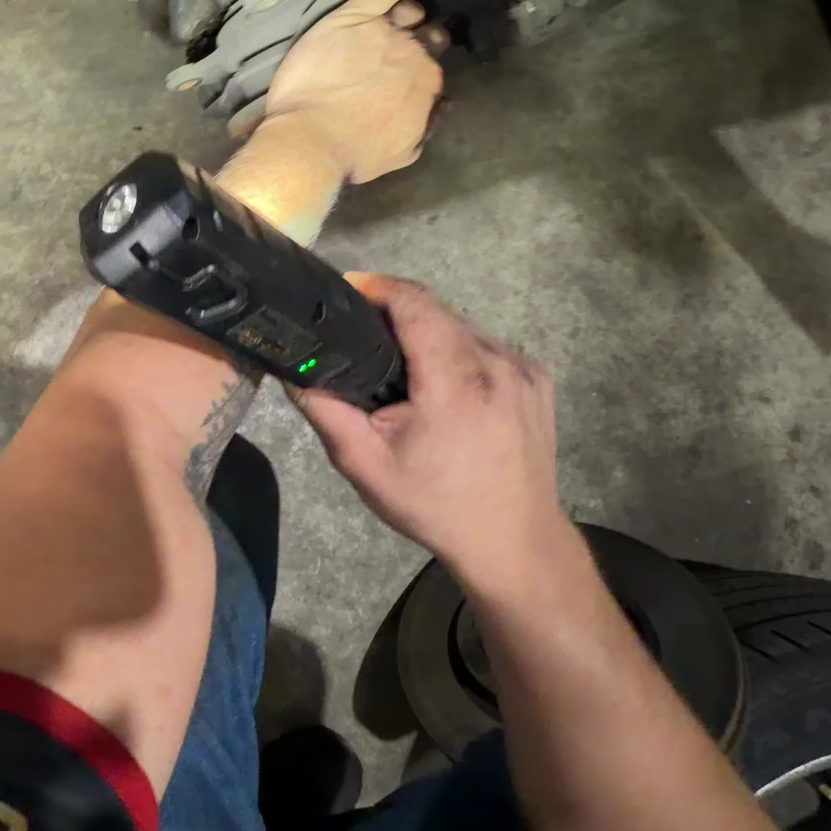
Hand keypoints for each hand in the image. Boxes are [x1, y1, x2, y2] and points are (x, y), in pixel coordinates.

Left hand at [250, 0, 452, 182]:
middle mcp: (415, 55)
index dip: (415, 73)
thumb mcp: (401, 152)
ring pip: (407, 13)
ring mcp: (386, 33)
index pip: (430, 69)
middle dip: (418, 42)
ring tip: (393, 21)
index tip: (401, 80)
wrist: (312, 141)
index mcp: (427, 86)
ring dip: (405, 15)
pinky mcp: (355, 17)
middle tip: (395, 54)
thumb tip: (438, 111)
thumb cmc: (350, 153)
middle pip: (426, 38)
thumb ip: (424, 127)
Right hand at [289, 273, 568, 588]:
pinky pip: (486, 346)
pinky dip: (456, 351)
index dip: (379, 287)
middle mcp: (496, 364)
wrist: (514, 543)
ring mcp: (524, 370)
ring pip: (463, 326)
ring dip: (427, 332)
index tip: (346, 289)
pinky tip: (440, 383)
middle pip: (437, 311)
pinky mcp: (539, 380)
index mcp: (454, 382)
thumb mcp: (363, 463)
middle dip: (396, 312)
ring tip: (396, 363)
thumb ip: (323, 410)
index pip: (416, 304)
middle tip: (358, 334)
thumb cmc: (432, 504)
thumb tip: (291, 369)